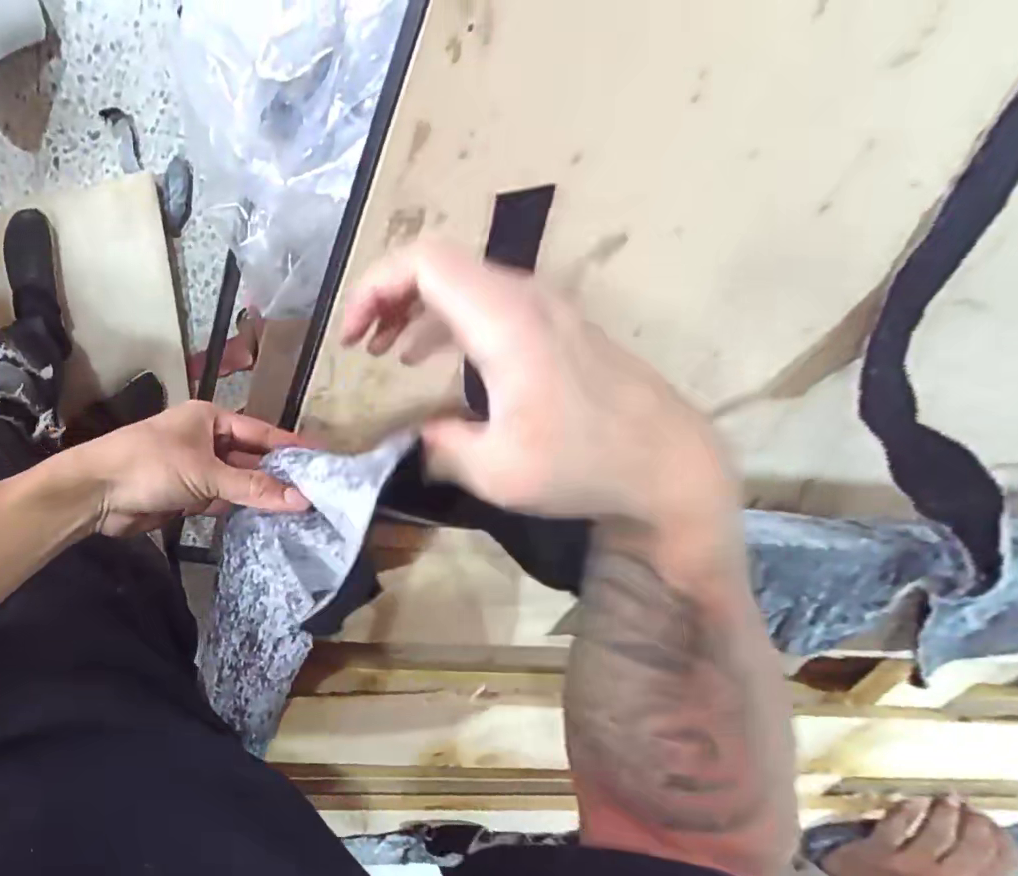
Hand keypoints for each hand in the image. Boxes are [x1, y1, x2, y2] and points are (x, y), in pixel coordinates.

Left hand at [46, 400, 310, 536]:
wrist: (96, 493)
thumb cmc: (150, 466)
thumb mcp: (205, 473)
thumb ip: (252, 487)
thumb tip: (300, 499)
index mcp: (210, 419)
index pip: (261, 432)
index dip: (290, 447)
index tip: (321, 460)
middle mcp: (206, 440)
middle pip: (250, 458)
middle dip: (277, 475)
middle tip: (316, 493)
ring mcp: (196, 469)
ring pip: (237, 482)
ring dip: (259, 495)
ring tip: (300, 509)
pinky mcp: (186, 496)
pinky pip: (221, 501)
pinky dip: (238, 509)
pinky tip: (264, 519)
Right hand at [338, 241, 734, 525]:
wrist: (668, 466)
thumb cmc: (582, 466)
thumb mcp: (495, 471)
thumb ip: (440, 445)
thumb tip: (418, 434)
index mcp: (505, 322)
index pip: (425, 262)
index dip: (374, 287)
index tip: (349, 339)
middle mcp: (524, 299)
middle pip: (439, 263)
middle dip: (385, 296)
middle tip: (357, 344)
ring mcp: (544, 309)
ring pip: (460, 282)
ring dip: (411, 309)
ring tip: (380, 350)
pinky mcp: (553, 328)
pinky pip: (483, 304)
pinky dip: (442, 322)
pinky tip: (424, 358)